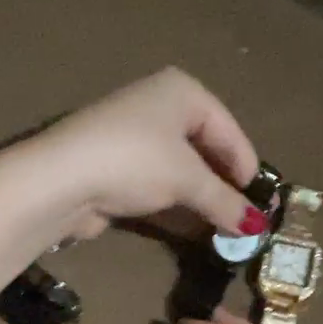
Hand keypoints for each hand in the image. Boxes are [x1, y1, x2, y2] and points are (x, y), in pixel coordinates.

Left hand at [26, 68, 263, 240]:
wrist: (62, 181)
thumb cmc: (134, 162)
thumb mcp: (186, 179)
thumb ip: (223, 202)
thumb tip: (255, 227)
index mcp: (181, 92)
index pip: (226, 127)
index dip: (244, 163)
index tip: (260, 197)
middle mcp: (157, 109)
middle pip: (202, 149)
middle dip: (222, 185)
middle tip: (244, 217)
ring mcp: (132, 142)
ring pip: (178, 173)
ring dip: (199, 201)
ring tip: (223, 231)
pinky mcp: (114, 174)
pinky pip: (156, 190)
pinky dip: (175, 209)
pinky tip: (191, 231)